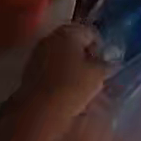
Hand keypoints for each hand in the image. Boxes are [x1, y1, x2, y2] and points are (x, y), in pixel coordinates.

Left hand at [10, 23, 108, 140]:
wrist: (40, 108)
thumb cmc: (73, 85)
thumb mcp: (98, 75)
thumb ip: (106, 65)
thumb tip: (110, 63)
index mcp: (68, 32)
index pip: (91, 32)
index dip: (101, 47)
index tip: (106, 64)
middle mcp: (50, 37)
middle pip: (74, 41)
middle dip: (86, 55)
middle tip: (95, 73)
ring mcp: (37, 52)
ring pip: (61, 54)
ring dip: (72, 64)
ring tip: (81, 83)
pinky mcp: (29, 69)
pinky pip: (50, 66)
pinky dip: (60, 73)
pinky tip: (66, 88)